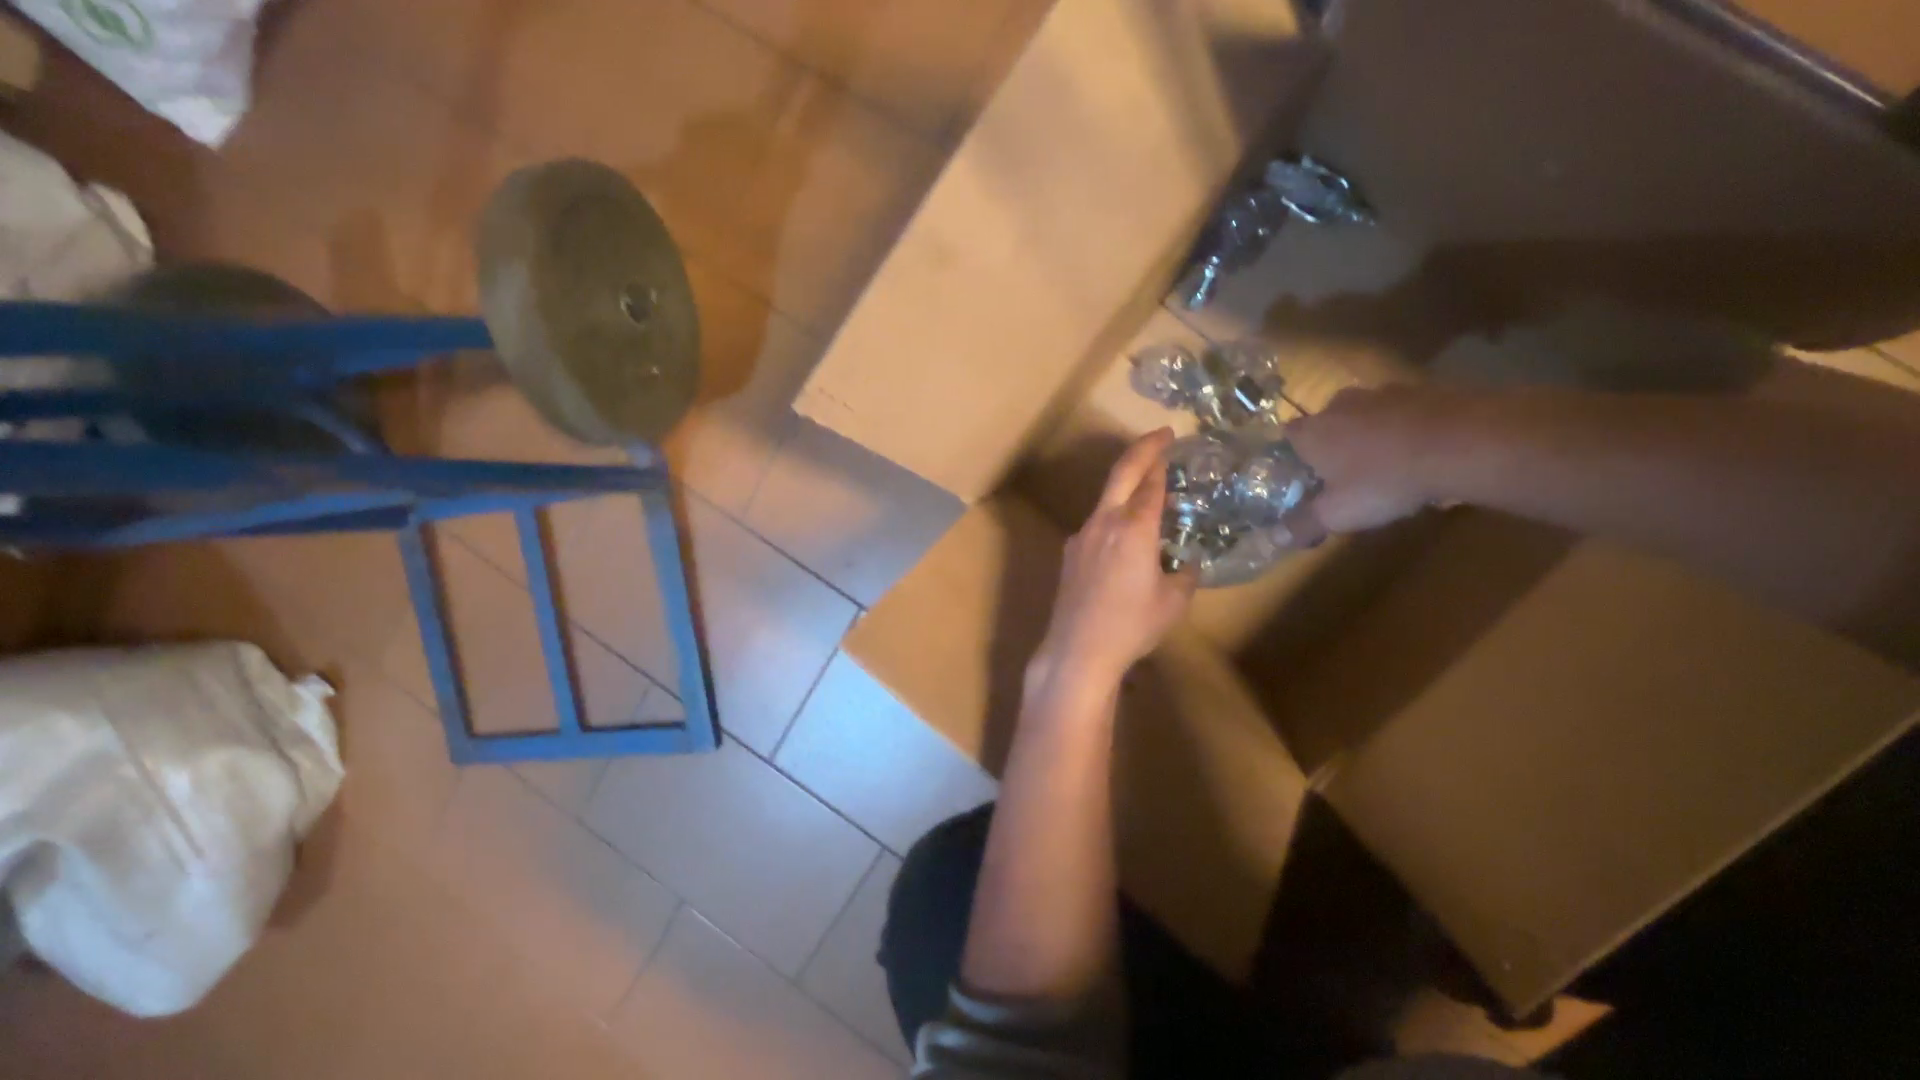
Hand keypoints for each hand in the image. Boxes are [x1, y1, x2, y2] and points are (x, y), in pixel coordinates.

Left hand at [1035, 429, 1198, 685]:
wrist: (1077, 649)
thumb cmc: (1131, 625)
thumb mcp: (1173, 602)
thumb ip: (1185, 575)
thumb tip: (1189, 564)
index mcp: (1134, 527)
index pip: (1150, 481)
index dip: (1160, 458)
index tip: (1170, 441)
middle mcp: (1105, 522)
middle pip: (1121, 473)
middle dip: (1141, 450)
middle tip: (1159, 437)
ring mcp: (1082, 536)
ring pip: (1106, 500)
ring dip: (1127, 487)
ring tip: (1148, 491)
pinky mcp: (1070, 554)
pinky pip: (1097, 524)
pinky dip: (1115, 517)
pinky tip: (1125, 538)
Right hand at [1285, 385, 1454, 534]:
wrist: (1456, 443)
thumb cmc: (1382, 480)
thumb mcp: (1337, 514)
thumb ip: (1303, 524)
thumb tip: (1274, 538)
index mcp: (1311, 432)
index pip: (1288, 437)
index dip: (1294, 457)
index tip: (1305, 477)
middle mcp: (1339, 405)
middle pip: (1327, 423)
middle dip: (1334, 445)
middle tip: (1347, 475)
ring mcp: (1381, 393)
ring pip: (1366, 416)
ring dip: (1371, 436)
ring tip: (1388, 466)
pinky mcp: (1420, 391)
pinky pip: (1402, 413)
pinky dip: (1405, 429)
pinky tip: (1420, 453)